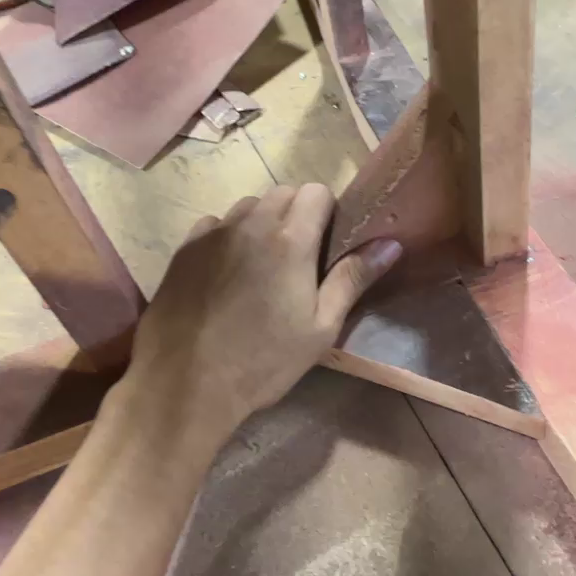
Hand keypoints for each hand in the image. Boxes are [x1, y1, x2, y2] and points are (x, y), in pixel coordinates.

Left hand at [121, 184, 401, 445]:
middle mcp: (251, 224)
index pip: (316, 191)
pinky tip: (225, 274)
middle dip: (295, 214)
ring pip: (247, 206)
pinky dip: (227, 237)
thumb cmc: (263, 362)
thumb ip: (353, 279)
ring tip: (260, 266)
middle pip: (282, 193)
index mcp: (291, 240)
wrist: (185, 384)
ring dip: (261, 223)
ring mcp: (214, 233)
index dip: (326, 212)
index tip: (326, 244)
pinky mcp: (184, 248)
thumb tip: (391, 243)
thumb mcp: (320, 328)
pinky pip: (215, 224)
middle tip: (297, 259)